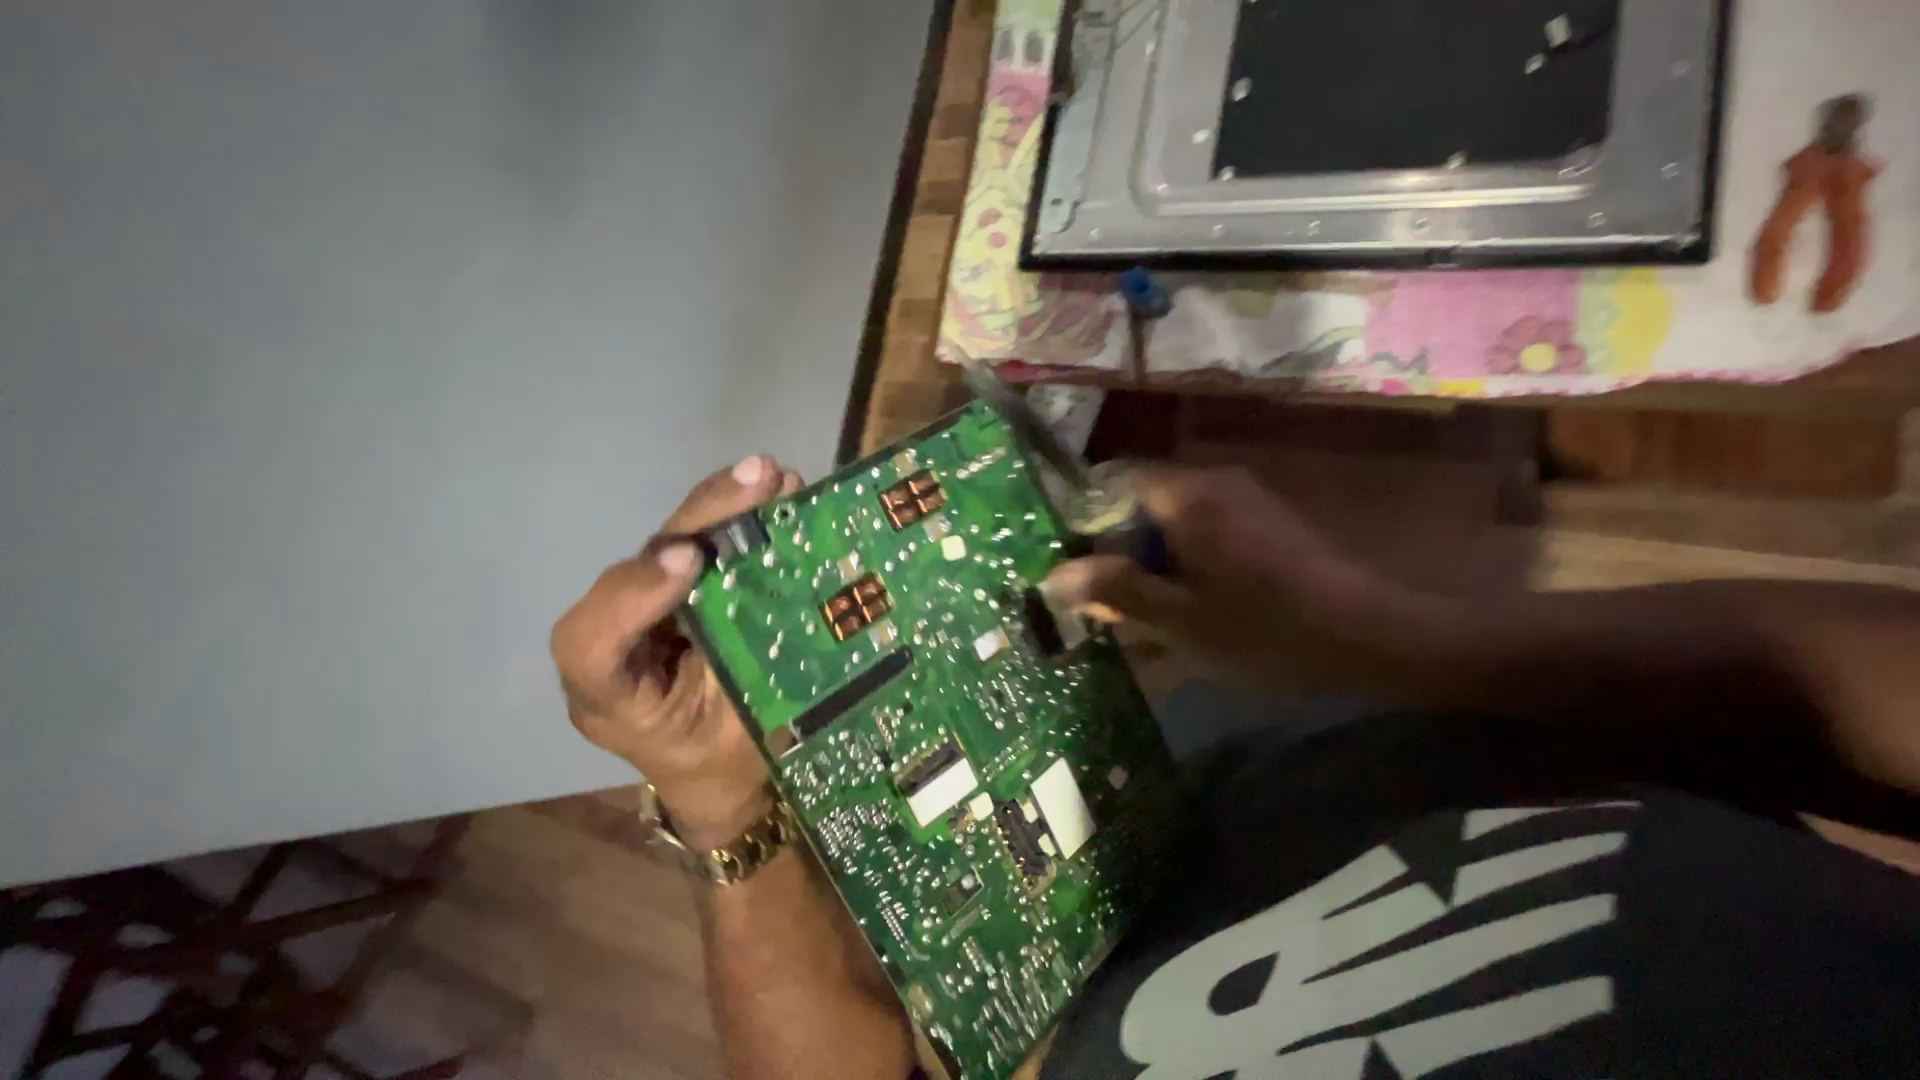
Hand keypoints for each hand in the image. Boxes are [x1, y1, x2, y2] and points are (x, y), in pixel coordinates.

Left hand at [550, 455, 800, 848]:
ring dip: (723, 504)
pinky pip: (702, 545)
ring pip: (673, 543)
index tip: (693, 560)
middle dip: (700, 518)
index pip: (590, 644)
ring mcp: (649, 607)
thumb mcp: (744, 748)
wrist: (716, 773)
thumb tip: (817, 621)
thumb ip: (759, 688)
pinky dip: (739, 515)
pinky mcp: (680, 588)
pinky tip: (779, 488)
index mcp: (613, 696)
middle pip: (640, 567)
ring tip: (773, 475)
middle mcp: (620, 640)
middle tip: (757, 479)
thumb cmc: (727, 767)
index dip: (631, 596)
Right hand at [1043, 466, 1415, 691]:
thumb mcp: (1178, 620)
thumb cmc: (1263, 628)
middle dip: (1120, 548)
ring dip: (1154, 559)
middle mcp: (1214, 482)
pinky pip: (1207, 531)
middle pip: (1143, 502)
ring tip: (1146, 611)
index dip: (1085, 522)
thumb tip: (1053, 577)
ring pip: (1175, 520)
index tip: (1076, 566)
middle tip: (1108, 599)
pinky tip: (1193, 606)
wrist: (1369, 636)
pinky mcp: (1268, 522)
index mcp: (1186, 496)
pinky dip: (1188, 561)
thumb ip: (1115, 591)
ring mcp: (1246, 499)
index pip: (1112, 481)